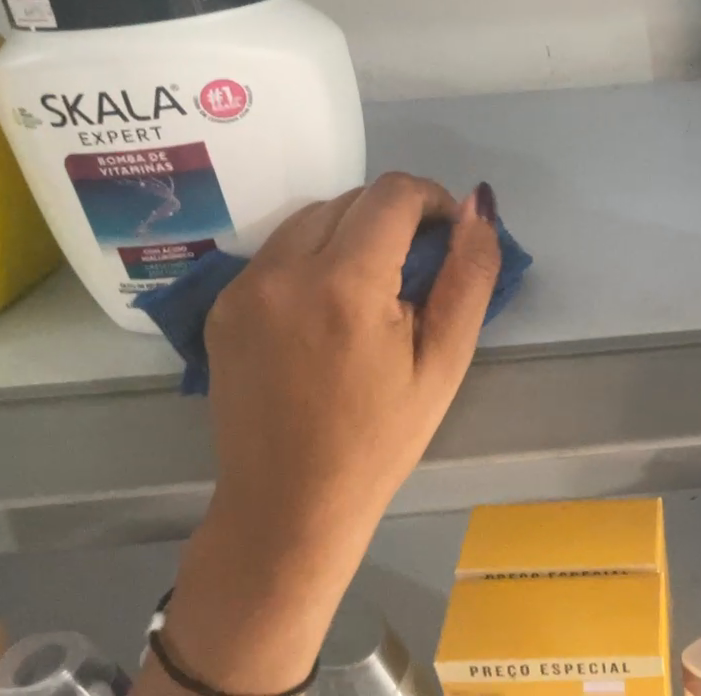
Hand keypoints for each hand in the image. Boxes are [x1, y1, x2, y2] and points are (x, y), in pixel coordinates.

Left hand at [150, 175, 499, 695]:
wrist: (287, 507)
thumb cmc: (381, 439)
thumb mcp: (446, 359)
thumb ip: (469, 273)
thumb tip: (476, 205)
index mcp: (344, 284)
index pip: (394, 193)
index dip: (434, 202)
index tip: (448, 240)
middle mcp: (284, 270)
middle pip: (354, 198)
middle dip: (397, 217)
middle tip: (418, 271)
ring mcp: (245, 287)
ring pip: (314, 216)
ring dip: (354, 231)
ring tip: (374, 286)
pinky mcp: (223, 305)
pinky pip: (281, 249)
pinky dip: (316, 254)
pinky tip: (330, 305)